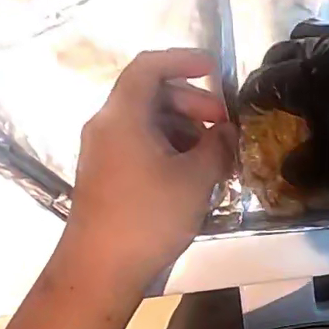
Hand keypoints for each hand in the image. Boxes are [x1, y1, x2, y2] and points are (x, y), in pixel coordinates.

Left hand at [61, 49, 231, 290]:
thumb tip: (227, 131)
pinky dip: (169, 147)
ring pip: (147, 122)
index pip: (150, 67)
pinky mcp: (107, 174)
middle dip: (192, 102)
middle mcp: (107, 125)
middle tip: (223, 123)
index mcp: (123, 116)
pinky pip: (140, 144)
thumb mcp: (195, 180)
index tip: (215, 70)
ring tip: (214, 153)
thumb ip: (217, 146)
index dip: (184, 60)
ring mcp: (103, 151)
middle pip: (150, 94)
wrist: (101, 268)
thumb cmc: (149, 217)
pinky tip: (193, 173)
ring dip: (184, 128)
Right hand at [239, 22, 328, 206]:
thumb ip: (301, 168)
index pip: (265, 83)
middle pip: (284, 52)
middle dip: (272, 73)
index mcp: (306, 77)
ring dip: (299, 58)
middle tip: (272, 97)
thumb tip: (287, 168)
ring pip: (312, 39)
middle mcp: (326, 50)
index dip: (252, 99)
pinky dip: (328, 58)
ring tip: (302, 83)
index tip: (248, 112)